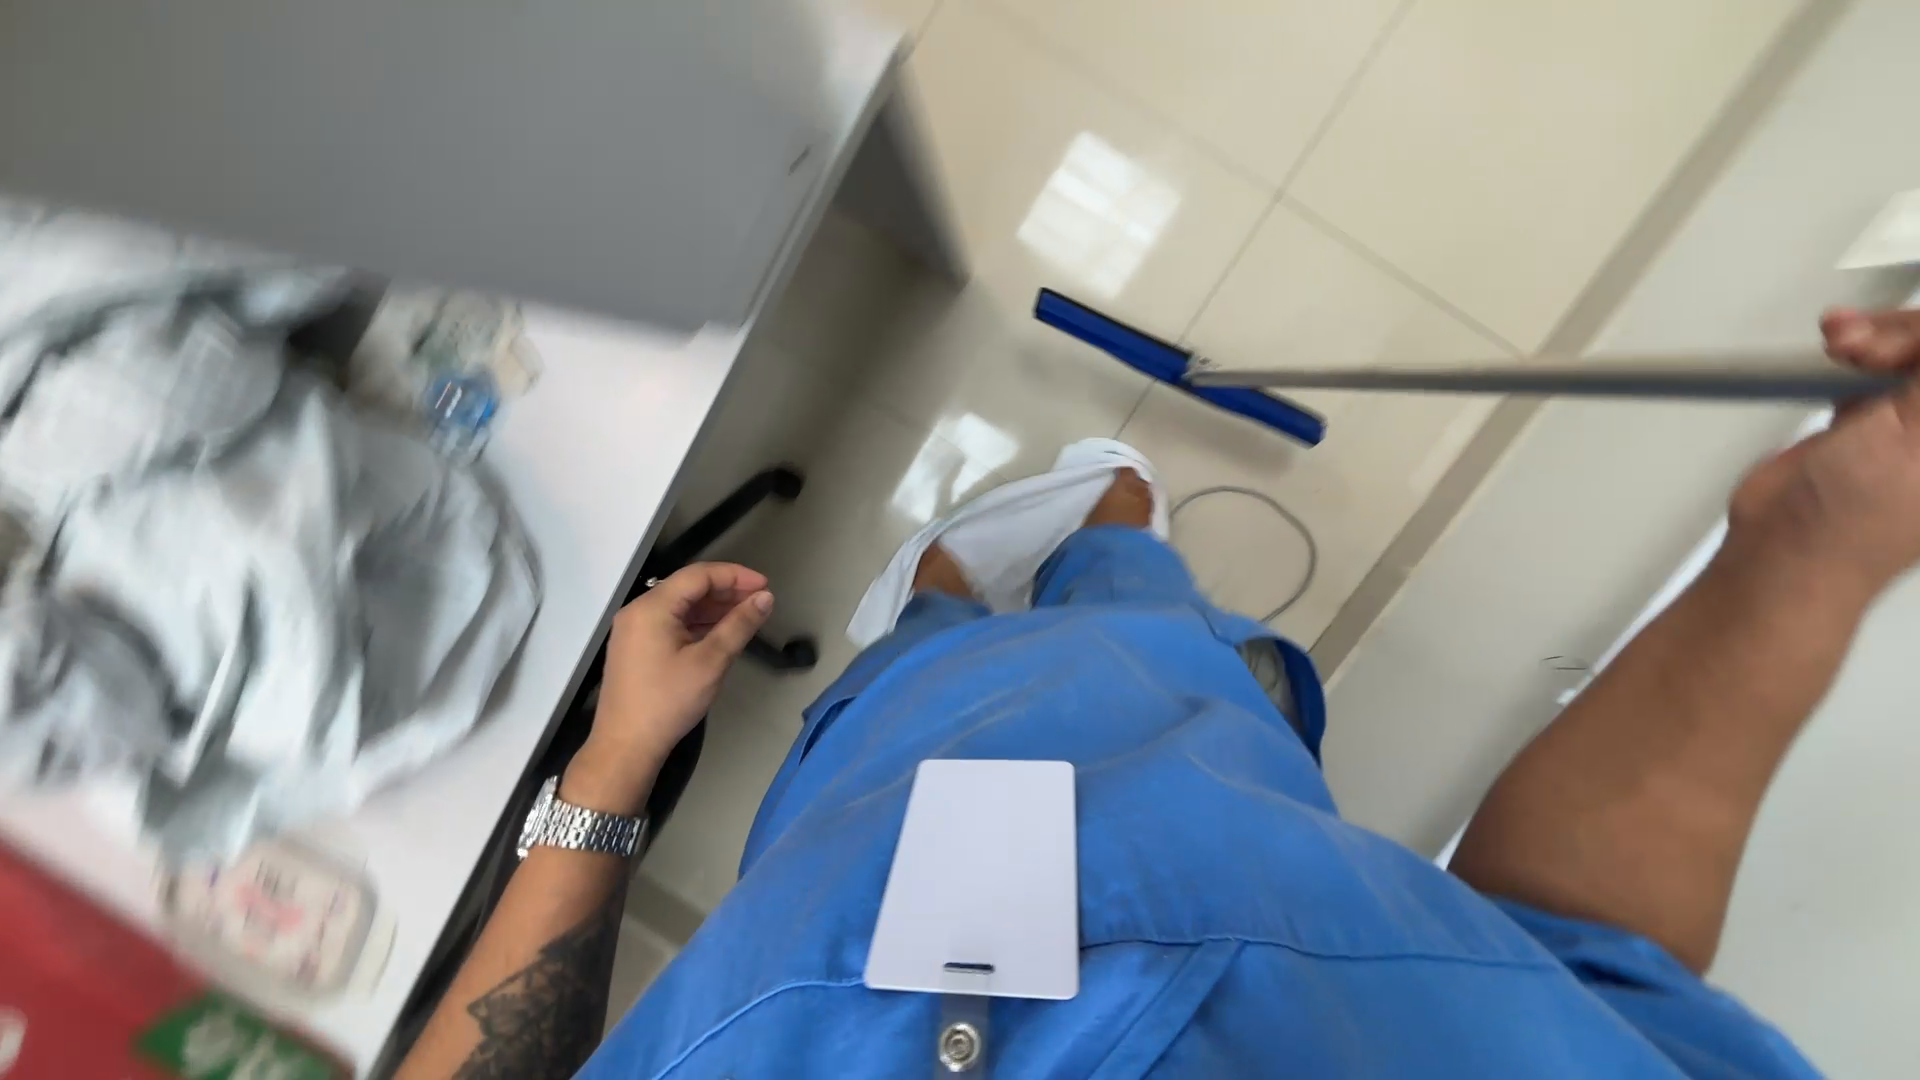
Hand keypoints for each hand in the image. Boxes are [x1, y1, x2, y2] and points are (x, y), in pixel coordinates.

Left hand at [564, 564, 772, 814]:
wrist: (626, 747)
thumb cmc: (668, 701)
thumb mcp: (711, 661)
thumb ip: (739, 625)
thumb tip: (765, 598)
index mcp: (652, 608)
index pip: (698, 575)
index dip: (735, 576)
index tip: (765, 586)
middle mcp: (638, 611)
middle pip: (688, 587)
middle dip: (727, 590)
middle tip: (760, 600)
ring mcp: (635, 630)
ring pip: (681, 606)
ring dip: (715, 607)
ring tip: (747, 616)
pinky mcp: (637, 648)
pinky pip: (672, 622)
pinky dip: (699, 623)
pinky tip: (722, 632)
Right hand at [1727, 308, 1919, 598]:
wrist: (1791, 544)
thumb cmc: (1861, 509)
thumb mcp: (1915, 431)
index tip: (1894, 344)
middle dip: (1903, 330)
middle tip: (1856, 342)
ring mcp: (1913, 417)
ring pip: (1910, 350)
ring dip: (1875, 333)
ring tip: (1835, 339)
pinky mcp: (1869, 418)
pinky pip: (1873, 368)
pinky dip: (1852, 350)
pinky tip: (1832, 343)